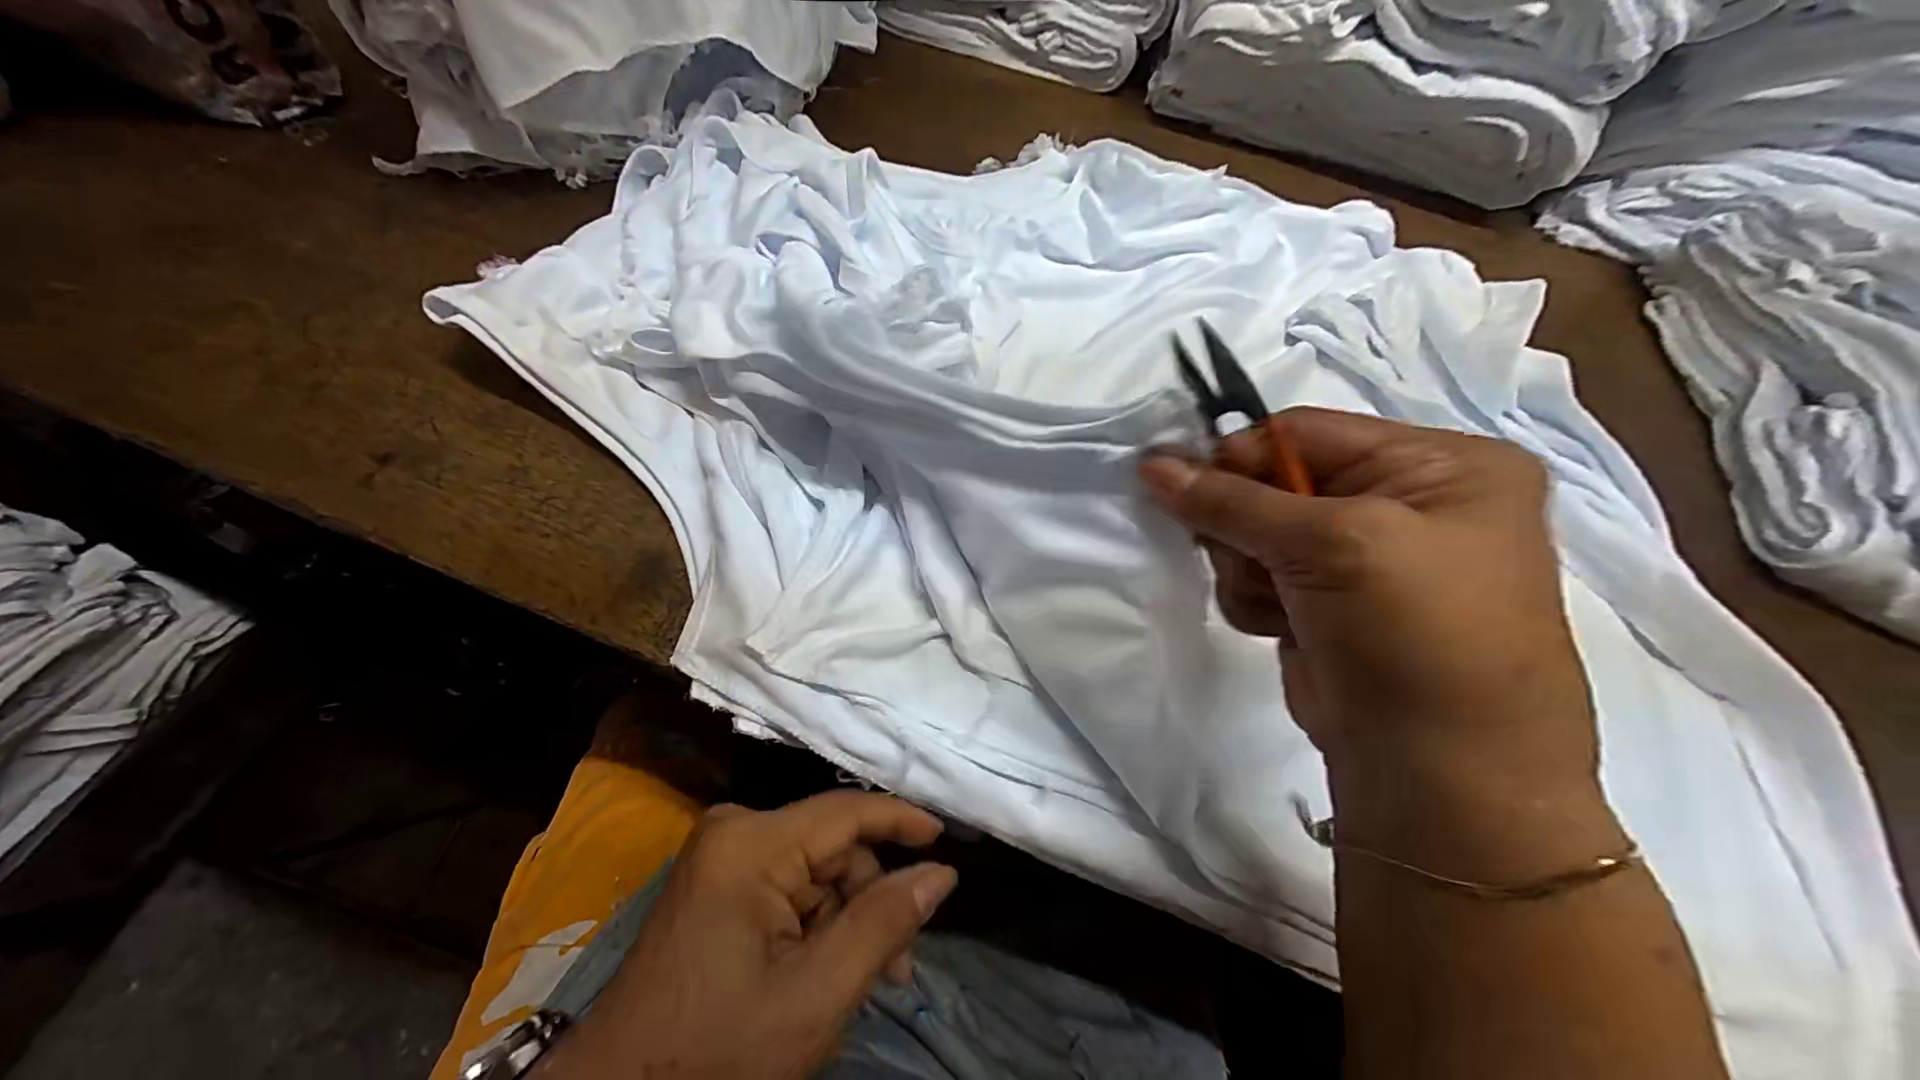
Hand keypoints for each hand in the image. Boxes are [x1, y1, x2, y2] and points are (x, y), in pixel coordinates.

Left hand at [534, 792, 957, 1079]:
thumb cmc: (717, 1050)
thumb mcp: (816, 995)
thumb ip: (884, 923)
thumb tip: (941, 872)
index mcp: (750, 843)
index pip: (846, 812)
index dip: (902, 820)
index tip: (948, 838)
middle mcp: (733, 831)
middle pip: (833, 847)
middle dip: (871, 900)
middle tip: (896, 968)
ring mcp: (720, 857)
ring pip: (815, 871)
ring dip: (847, 919)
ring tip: (864, 980)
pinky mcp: (715, 882)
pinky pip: (788, 886)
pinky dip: (816, 925)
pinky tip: (824, 970)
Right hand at [1138, 408, 1598, 798]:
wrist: (1439, 772)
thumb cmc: (1413, 632)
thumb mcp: (1330, 544)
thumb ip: (1231, 501)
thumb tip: (1150, 464)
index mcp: (1439, 466)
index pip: (1307, 431)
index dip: (1241, 456)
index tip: (1183, 483)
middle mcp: (1404, 505)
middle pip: (1274, 483)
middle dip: (1244, 522)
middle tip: (1243, 556)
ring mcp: (1362, 560)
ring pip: (1255, 534)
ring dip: (1246, 566)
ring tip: (1274, 603)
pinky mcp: (1327, 605)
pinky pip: (1258, 578)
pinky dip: (1253, 598)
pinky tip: (1279, 628)